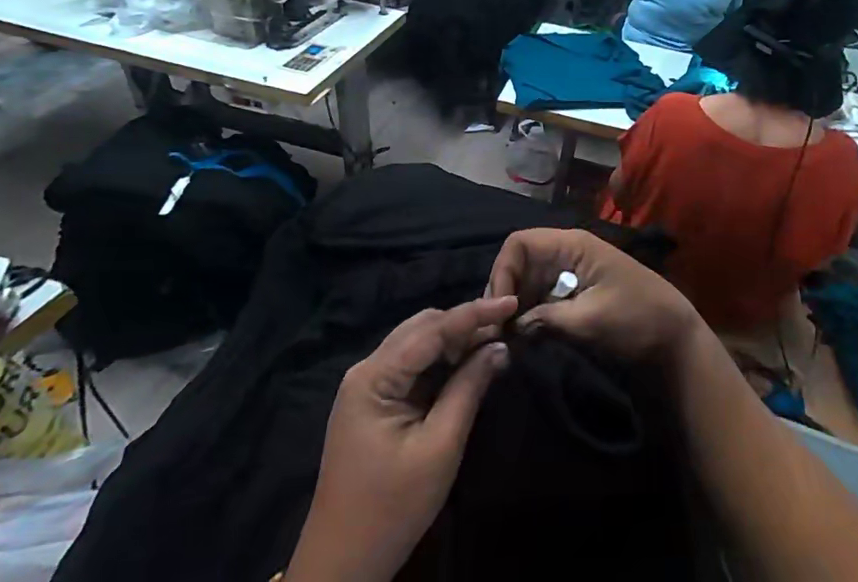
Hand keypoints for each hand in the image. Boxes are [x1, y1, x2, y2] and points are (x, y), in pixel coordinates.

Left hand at [285, 296, 515, 581]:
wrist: (344, 562)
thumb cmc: (392, 506)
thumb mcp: (440, 445)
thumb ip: (469, 388)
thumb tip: (499, 346)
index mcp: (373, 379)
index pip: (431, 329)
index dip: (475, 312)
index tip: (514, 301)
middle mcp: (366, 372)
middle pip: (422, 327)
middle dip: (465, 322)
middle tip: (507, 327)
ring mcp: (368, 387)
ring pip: (419, 342)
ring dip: (456, 338)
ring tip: (495, 341)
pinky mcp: (376, 402)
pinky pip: (414, 364)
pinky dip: (444, 357)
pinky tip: (469, 361)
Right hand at [487, 229, 703, 363]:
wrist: (675, 335)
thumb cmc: (636, 319)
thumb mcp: (588, 320)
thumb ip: (544, 319)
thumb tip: (508, 328)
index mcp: (575, 245)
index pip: (519, 243)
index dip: (502, 272)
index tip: (500, 310)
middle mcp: (571, 251)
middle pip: (520, 262)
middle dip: (506, 292)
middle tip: (499, 331)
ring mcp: (575, 272)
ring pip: (529, 281)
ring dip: (517, 306)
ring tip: (509, 338)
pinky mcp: (578, 292)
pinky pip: (543, 295)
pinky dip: (531, 313)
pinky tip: (527, 336)